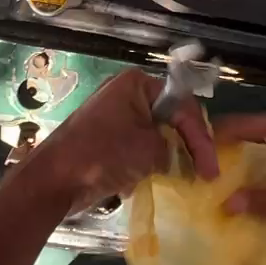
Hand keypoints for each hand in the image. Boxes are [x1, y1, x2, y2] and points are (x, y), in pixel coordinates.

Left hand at [20, 68, 218, 210]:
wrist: (54, 179)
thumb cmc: (103, 155)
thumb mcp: (149, 150)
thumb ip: (174, 149)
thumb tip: (179, 160)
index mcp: (137, 84)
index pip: (183, 106)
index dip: (200, 138)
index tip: (211, 168)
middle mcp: (126, 93)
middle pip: (170, 117)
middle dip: (188, 145)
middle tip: (205, 172)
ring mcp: (114, 116)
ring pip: (155, 134)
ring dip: (170, 156)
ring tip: (187, 179)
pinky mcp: (105, 138)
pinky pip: (138, 147)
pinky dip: (150, 162)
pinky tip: (159, 180)